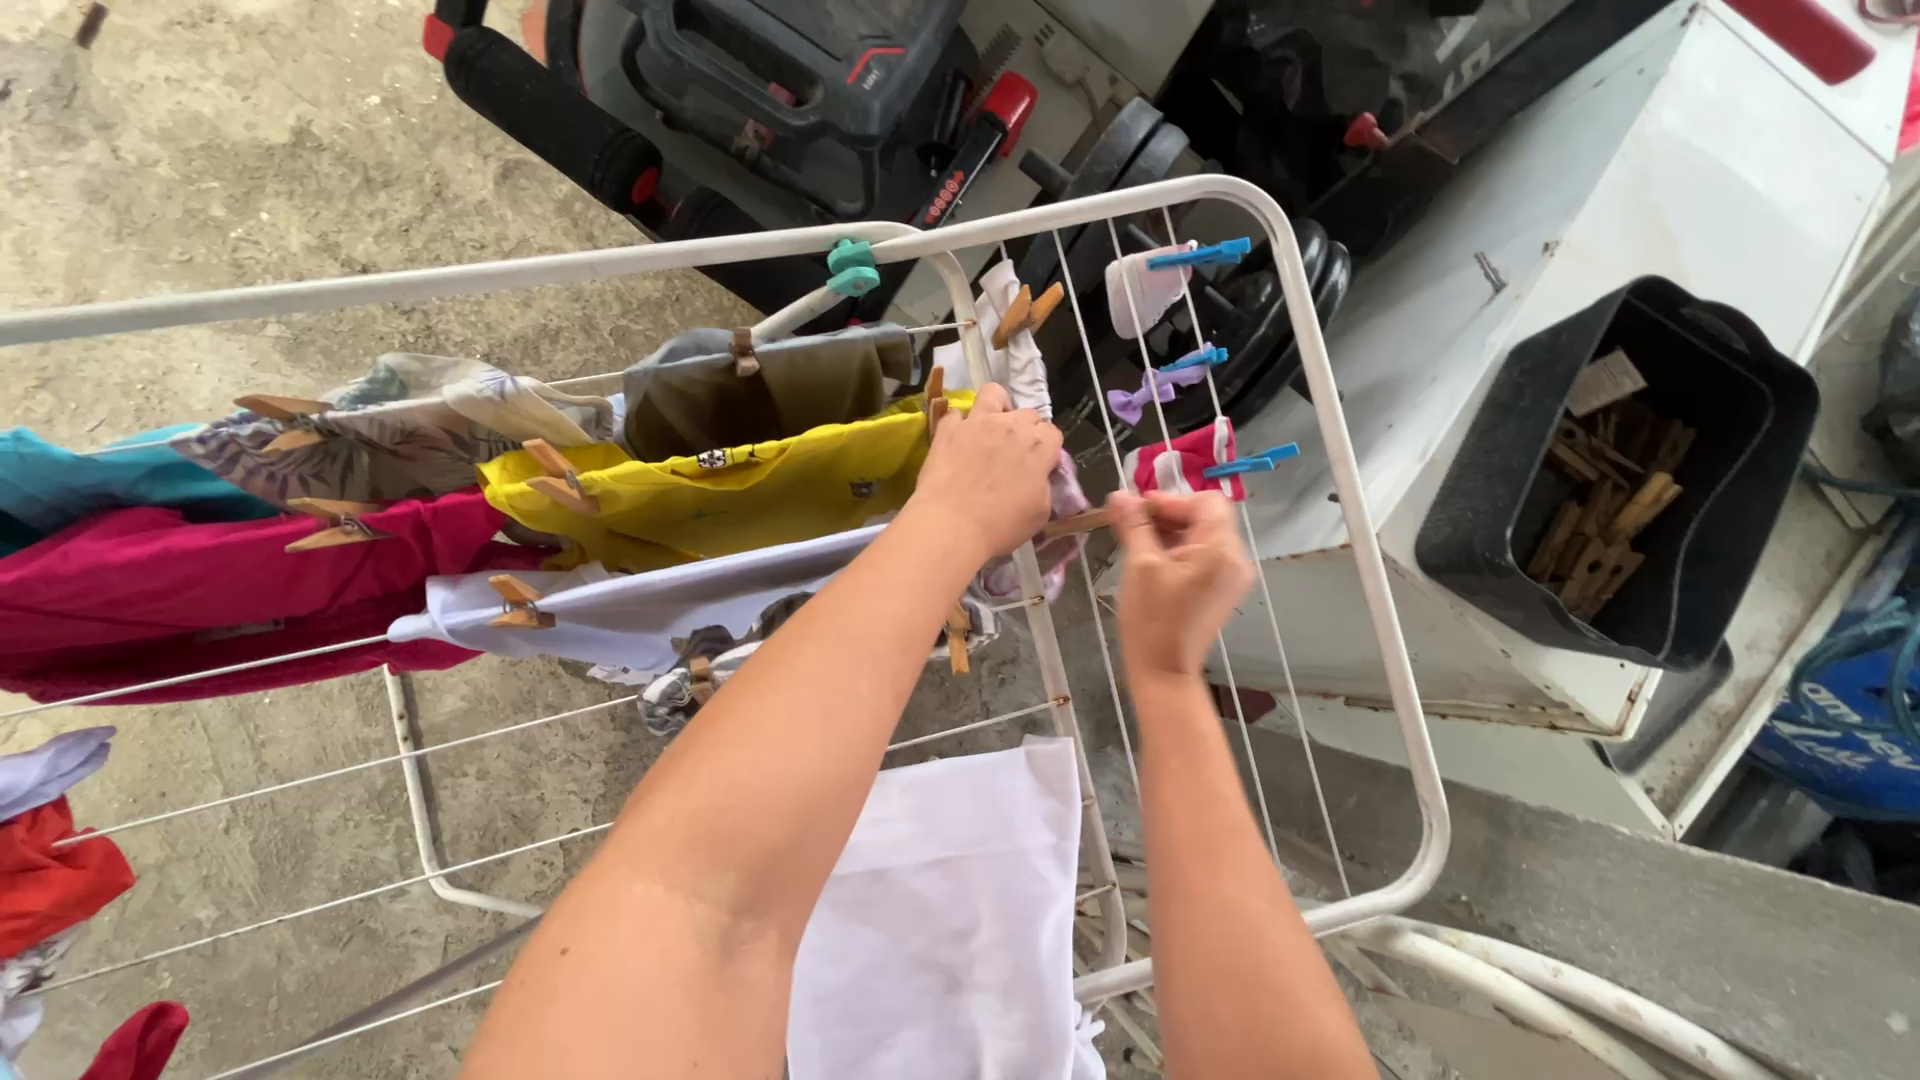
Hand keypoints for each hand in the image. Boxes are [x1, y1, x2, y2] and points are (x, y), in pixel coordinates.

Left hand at [906, 382, 1062, 562]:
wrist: (951, 525)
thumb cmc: (1001, 525)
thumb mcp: (1040, 513)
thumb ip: (1045, 486)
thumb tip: (1039, 477)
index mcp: (1038, 446)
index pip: (1053, 433)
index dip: (1048, 449)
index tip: (1039, 465)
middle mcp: (1011, 425)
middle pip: (1027, 414)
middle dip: (1026, 430)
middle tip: (1014, 454)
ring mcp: (978, 422)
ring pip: (994, 394)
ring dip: (997, 406)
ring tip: (991, 426)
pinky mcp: (948, 429)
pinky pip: (956, 414)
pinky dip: (959, 424)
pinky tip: (959, 439)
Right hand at [1111, 490, 1254, 679]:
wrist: (1163, 671)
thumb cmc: (1152, 618)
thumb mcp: (1140, 564)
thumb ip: (1134, 524)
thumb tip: (1120, 495)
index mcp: (1222, 550)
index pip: (1205, 502)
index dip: (1170, 500)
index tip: (1137, 510)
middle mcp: (1236, 559)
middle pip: (1206, 517)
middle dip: (1168, 515)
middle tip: (1130, 524)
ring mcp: (1230, 577)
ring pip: (1202, 537)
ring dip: (1170, 532)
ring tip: (1136, 541)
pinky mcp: (1220, 590)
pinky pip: (1203, 557)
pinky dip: (1178, 551)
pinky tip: (1151, 559)